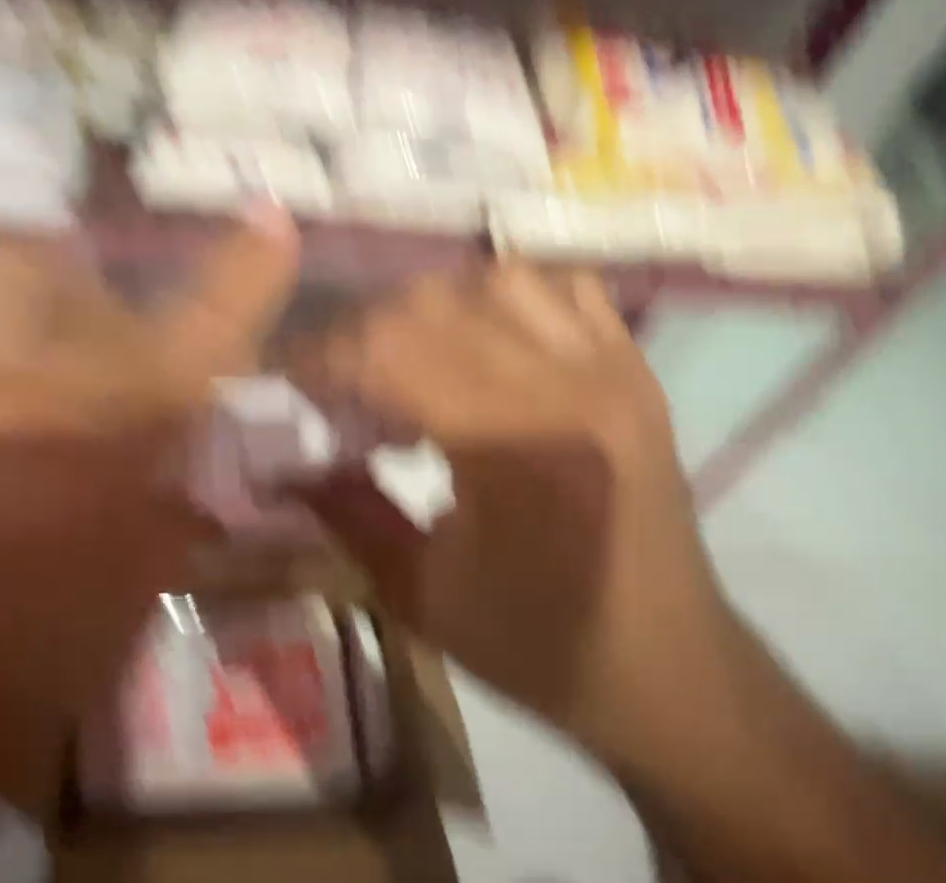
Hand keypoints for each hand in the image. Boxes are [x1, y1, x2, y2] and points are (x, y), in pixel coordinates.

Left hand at [0, 214, 298, 877]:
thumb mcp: (88, 645)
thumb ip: (149, 539)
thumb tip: (184, 483)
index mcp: (79, 457)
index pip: (193, 345)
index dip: (242, 279)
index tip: (271, 219)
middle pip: (74, 285)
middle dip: (107, 320)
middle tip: (103, 380)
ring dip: (18, 297)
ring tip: (14, 353)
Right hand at [293, 263, 735, 766]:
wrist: (666, 667)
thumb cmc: (539, 647)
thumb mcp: (422, 594)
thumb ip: (347, 511)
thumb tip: (279, 459)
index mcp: (518, 449)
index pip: (393, 352)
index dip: (323, 358)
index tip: (286, 382)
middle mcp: (571, 385)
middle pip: (436, 302)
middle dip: (363, 330)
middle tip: (335, 380)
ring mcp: (613, 366)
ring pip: (497, 278)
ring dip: (429, 306)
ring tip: (403, 356)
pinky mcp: (635, 367)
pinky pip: (564, 287)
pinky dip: (504, 295)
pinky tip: (480, 337)